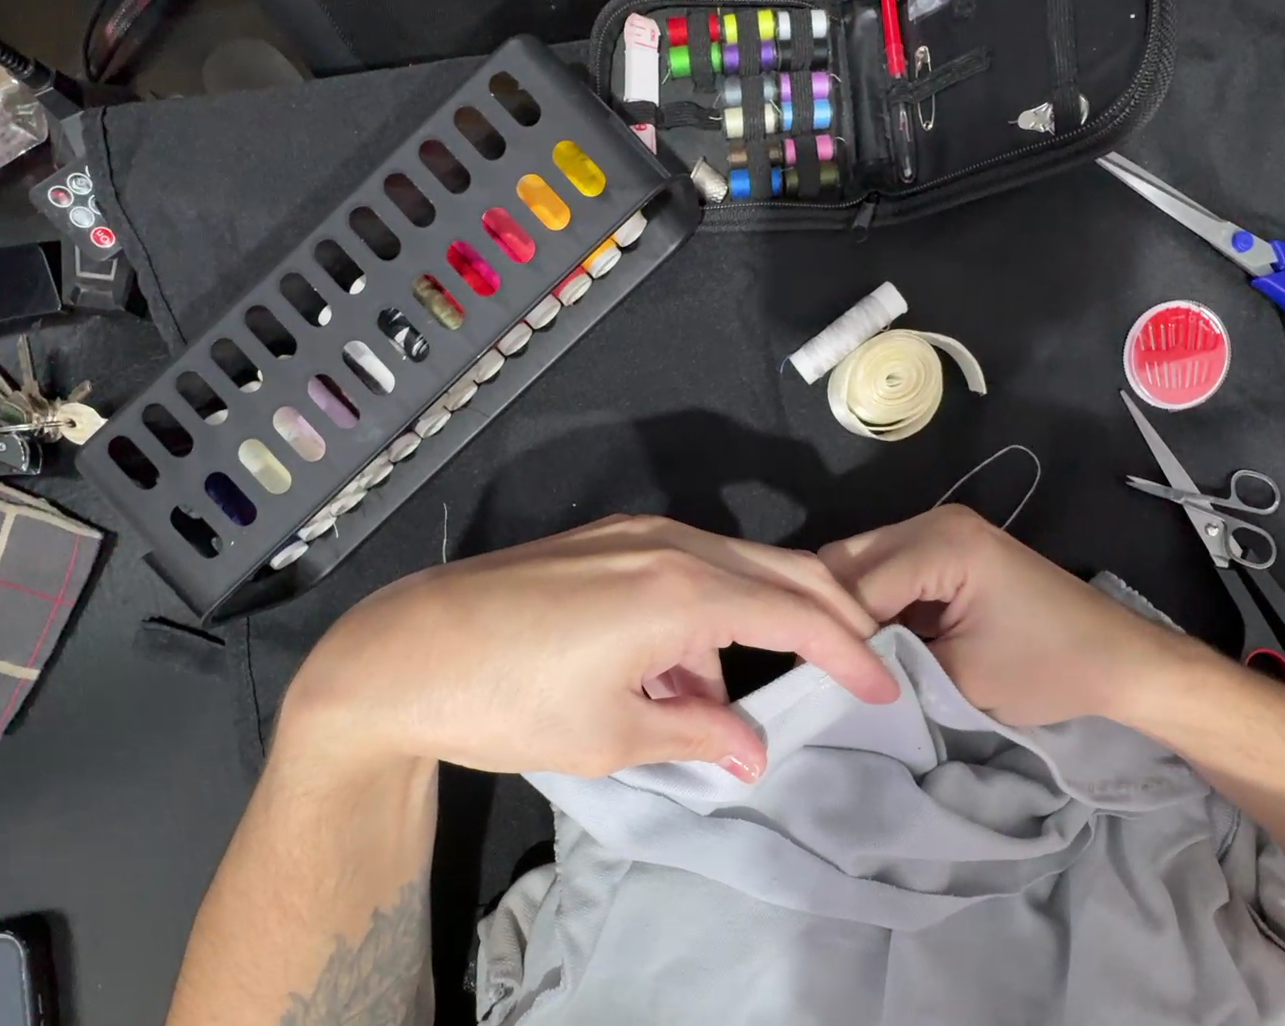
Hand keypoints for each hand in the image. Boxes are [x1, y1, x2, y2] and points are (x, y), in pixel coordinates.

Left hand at [282, 515, 897, 782]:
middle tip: (857, 663)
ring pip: (736, 564)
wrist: (401, 654)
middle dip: (830, 615)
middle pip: (782, 569)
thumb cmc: (509, 702)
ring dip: (756, 617)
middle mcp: (671, 544)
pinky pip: (688, 564)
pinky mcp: (609, 539)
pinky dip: (708, 607)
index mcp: (682, 591)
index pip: (796, 615)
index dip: (849, 652)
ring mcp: (637, 532)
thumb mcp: (612, 735)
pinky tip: (675, 660)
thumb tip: (751, 751)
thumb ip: (698, 735)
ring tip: (720, 693)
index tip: (883, 687)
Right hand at [818, 505, 1215, 724]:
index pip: (857, 586)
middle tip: (825, 663)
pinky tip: (875, 638)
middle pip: (848, 560)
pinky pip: (887, 568)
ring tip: (847, 653)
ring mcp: (941, 529)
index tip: (819, 678)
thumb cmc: (1049, 669)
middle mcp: (935, 521)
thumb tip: (838, 666)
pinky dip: (874, 602)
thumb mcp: (959, 680)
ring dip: (851, 606)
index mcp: (943, 543)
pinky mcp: (948, 547)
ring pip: (861, 562)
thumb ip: (891, 666)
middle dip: (833, 612)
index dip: (835, 634)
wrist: (1120, 659)